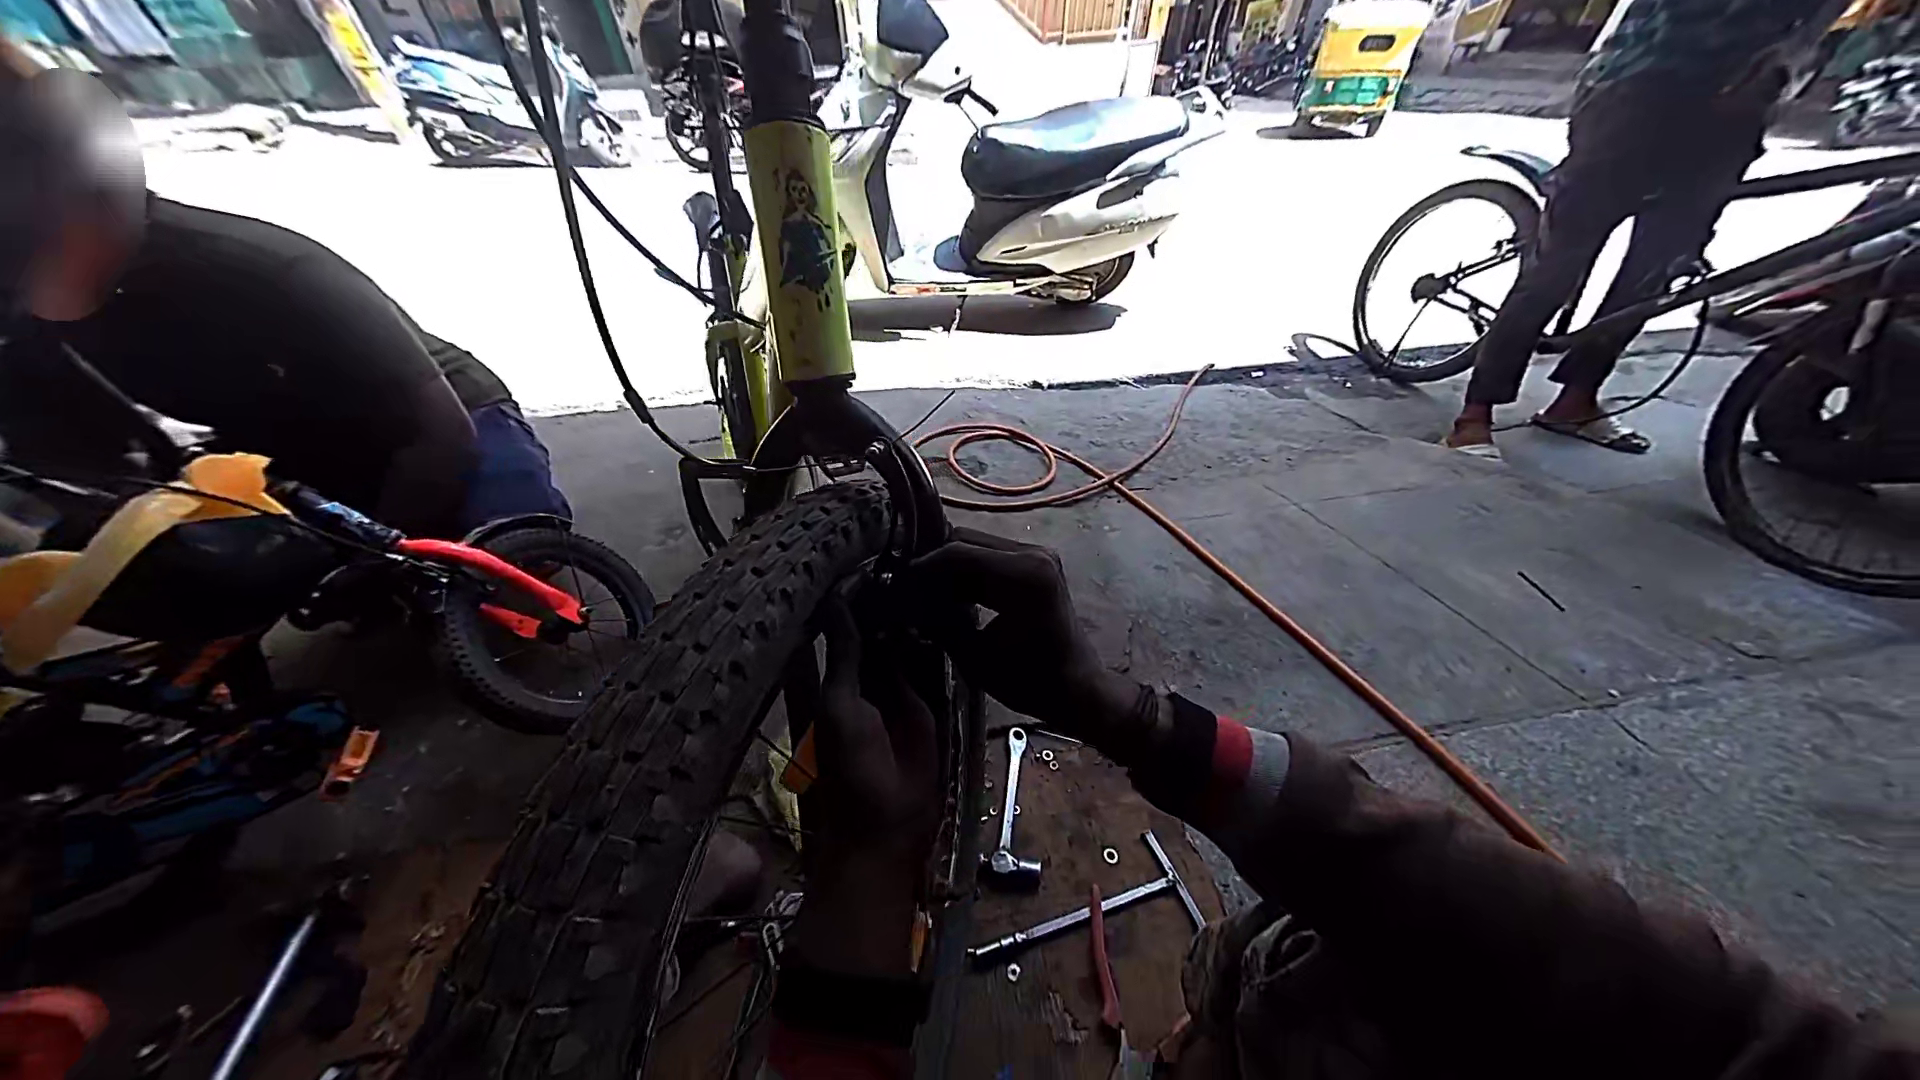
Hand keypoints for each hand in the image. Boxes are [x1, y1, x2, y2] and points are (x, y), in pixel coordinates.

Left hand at [786, 587, 938, 979]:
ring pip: (905, 640)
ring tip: (928, 568)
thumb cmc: (852, 767)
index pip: (843, 624)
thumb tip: (837, 602)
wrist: (891, 824)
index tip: (866, 555)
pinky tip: (946, 605)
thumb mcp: (841, 705)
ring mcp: (898, 686)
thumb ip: (844, 655)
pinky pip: (929, 663)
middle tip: (905, 552)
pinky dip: (934, 638)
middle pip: (876, 627)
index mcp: (835, 676)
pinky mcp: (927, 699)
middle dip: (887, 597)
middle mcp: (865, 675)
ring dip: (913, 613)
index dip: (853, 593)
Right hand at [903, 528, 1140, 746]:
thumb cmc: (1033, 682)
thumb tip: (904, 605)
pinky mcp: (1036, 564)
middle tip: (906, 586)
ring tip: (922, 590)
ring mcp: (1037, 556)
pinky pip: (990, 556)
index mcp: (1024, 574)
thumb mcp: (976, 658)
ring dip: (948, 565)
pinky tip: (947, 592)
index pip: (958, 552)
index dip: (923, 565)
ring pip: (976, 545)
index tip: (898, 583)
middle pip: (966, 539)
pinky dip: (967, 571)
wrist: (1079, 689)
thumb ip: (939, 624)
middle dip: (933, 561)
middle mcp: (1034, 554)